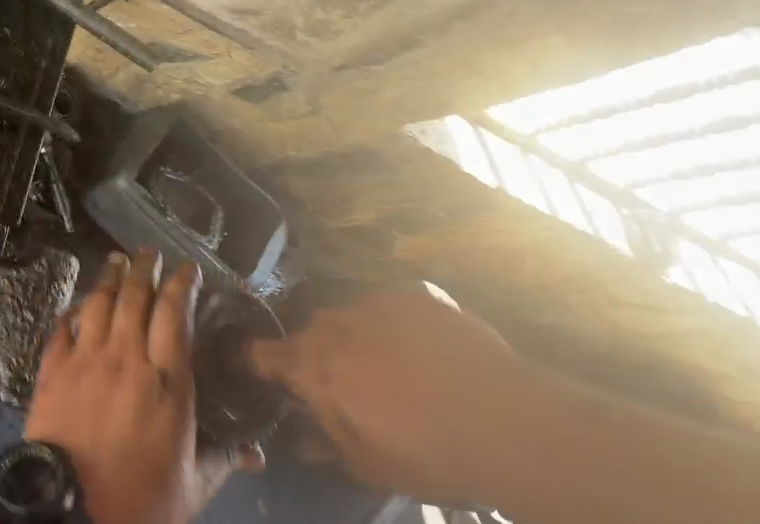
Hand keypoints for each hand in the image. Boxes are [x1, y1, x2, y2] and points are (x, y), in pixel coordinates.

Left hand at [23, 248, 214, 523]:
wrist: (71, 508)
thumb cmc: (141, 499)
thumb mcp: (193, 484)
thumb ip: (223, 459)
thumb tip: (255, 455)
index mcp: (166, 382)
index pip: (175, 315)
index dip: (181, 285)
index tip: (187, 267)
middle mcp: (126, 358)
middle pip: (136, 298)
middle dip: (145, 269)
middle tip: (149, 250)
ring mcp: (85, 358)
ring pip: (99, 302)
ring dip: (110, 277)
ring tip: (116, 260)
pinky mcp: (52, 367)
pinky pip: (62, 325)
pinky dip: (72, 309)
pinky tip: (77, 302)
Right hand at [248, 288, 528, 505]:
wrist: (506, 421)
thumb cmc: (427, 453)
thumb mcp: (368, 466)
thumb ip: (326, 445)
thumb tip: (301, 439)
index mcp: (311, 366)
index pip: (260, 355)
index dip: (253, 362)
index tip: (256, 371)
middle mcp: (331, 323)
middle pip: (312, 335)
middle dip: (323, 357)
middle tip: (352, 386)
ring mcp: (373, 302)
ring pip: (354, 318)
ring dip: (364, 339)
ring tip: (400, 369)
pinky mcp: (414, 293)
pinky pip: (396, 306)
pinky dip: (404, 325)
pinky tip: (432, 351)